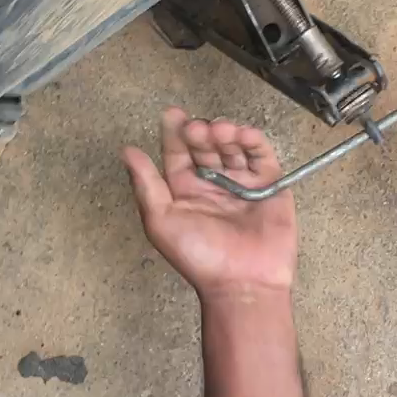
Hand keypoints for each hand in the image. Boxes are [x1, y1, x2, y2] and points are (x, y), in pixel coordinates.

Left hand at [121, 109, 297, 299]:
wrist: (243, 282)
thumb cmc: (200, 258)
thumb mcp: (160, 221)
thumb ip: (145, 184)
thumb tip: (127, 151)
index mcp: (185, 191)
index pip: (178, 153)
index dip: (175, 132)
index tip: (173, 114)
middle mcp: (213, 184)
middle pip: (206, 146)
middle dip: (200, 132)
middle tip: (197, 129)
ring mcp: (242, 183)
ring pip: (233, 146)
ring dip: (225, 132)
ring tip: (220, 131)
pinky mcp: (269, 185)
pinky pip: (262, 156)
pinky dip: (254, 140)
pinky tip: (244, 134)